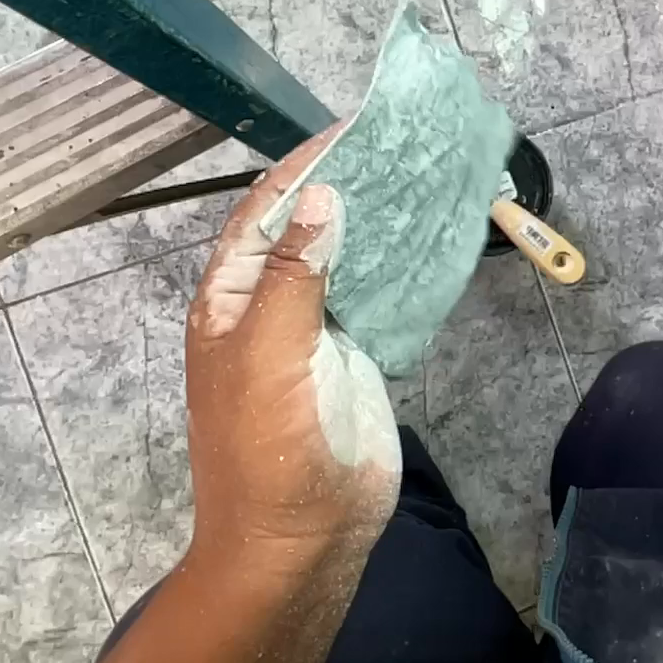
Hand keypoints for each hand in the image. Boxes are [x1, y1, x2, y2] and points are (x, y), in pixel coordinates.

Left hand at [186, 122, 400, 557]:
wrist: (305, 533)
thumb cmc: (271, 446)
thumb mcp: (270, 356)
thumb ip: (294, 277)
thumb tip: (320, 196)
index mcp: (234, 296)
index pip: (265, 211)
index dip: (303, 166)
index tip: (351, 129)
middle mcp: (273, 301)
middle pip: (309, 224)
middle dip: (345, 182)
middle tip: (399, 144)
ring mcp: (317, 324)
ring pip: (346, 253)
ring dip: (376, 216)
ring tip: (420, 174)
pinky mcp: (356, 346)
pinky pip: (376, 288)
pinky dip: (398, 258)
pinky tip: (428, 233)